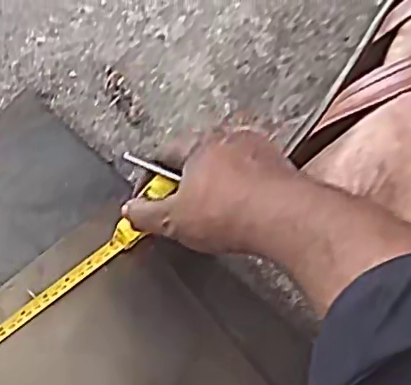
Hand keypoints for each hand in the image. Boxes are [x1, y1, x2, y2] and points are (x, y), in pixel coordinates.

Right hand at [121, 128, 308, 255]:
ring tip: (203, 214)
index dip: (147, 180)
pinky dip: (234, 193)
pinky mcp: (276, 166)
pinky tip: (231, 213)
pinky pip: (245, 178)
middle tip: (172, 210)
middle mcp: (230, 138)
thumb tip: (130, 210)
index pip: (162, 155)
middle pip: (194, 159)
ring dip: (209, 187)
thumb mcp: (171, 220)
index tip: (143, 199)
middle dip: (180, 184)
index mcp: (200, 144)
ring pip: (222, 167)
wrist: (279, 217)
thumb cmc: (228, 211)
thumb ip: (145, 214)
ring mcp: (256, 149)